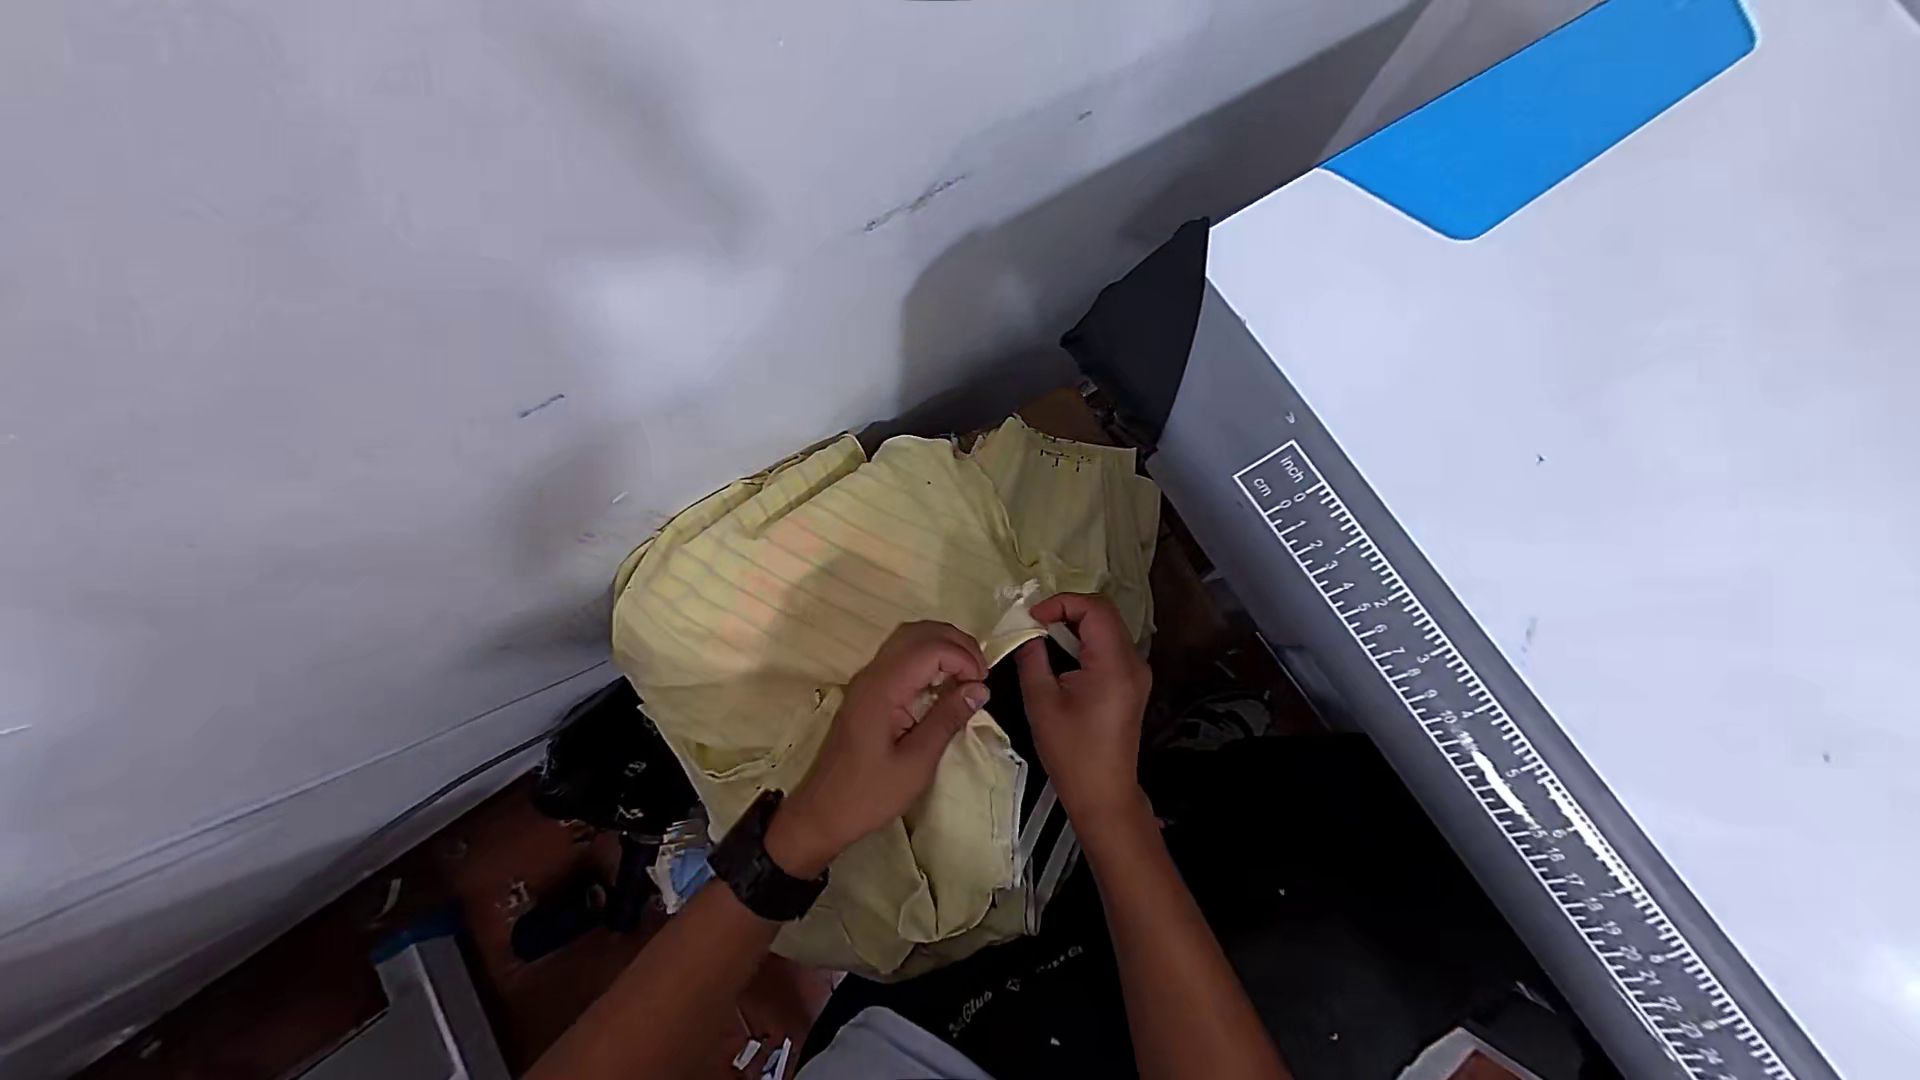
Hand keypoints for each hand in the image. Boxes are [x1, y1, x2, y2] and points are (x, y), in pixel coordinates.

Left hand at [766, 621, 989, 878]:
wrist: (823, 812)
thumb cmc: (870, 793)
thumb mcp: (917, 763)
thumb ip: (947, 719)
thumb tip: (980, 688)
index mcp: (883, 688)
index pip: (930, 648)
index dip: (963, 657)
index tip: (982, 685)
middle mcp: (873, 673)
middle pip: (919, 632)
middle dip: (957, 643)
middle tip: (981, 673)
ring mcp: (868, 678)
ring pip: (909, 638)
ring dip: (943, 645)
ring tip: (968, 673)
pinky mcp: (869, 688)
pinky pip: (902, 655)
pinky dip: (929, 656)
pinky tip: (945, 680)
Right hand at [1016, 593, 1152, 830]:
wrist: (1104, 793)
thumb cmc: (1071, 751)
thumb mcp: (1041, 701)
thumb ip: (1032, 658)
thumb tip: (1027, 632)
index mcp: (1114, 663)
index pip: (1095, 608)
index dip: (1061, 603)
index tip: (1033, 618)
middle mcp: (1133, 661)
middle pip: (1104, 613)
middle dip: (1068, 609)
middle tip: (1036, 622)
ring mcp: (1136, 672)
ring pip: (1107, 628)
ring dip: (1076, 623)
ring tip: (1044, 634)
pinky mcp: (1132, 682)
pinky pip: (1110, 646)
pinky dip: (1085, 640)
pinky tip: (1062, 653)